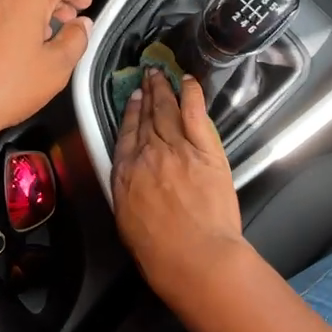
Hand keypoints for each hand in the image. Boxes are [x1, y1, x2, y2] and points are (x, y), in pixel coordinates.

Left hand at [0, 0, 91, 143]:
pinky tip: (9, 45)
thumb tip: (82, 23)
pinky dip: (7, 19)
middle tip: (68, 21)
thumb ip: (76, 39)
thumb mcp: (56, 67)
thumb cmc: (8, 86)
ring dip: (30, 11)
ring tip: (40, 36)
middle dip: (55, 2)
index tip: (87, 4)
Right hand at [111, 70, 246, 303]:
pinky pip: (195, 113)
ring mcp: (178, 148)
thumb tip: (131, 179)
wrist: (197, 257)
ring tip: (161, 74)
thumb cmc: (161, 254)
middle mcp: (149, 153)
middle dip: (147, 92)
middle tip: (147, 75)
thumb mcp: (126, 222)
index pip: (127, 133)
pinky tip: (188, 81)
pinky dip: (191, 94)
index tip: (134, 98)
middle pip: (147, 116)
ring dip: (163, 88)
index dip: (130, 112)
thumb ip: (126, 192)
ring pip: (167, 109)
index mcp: (126, 172)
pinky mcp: (206, 150)